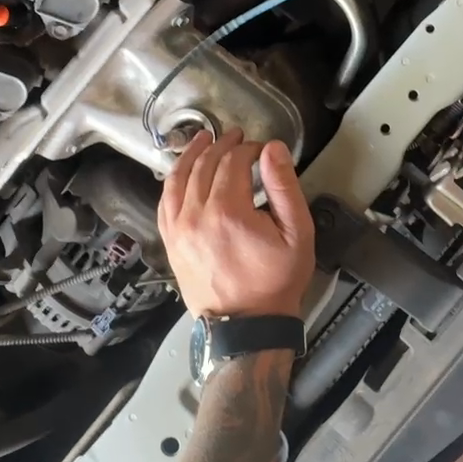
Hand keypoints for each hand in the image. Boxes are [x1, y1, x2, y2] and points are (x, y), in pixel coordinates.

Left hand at [159, 130, 314, 318]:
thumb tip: (272, 149)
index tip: (262, 150)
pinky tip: (183, 171)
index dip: (248, 148)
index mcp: (228, 211)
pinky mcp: (171, 242)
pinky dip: (174, 180)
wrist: (247, 325)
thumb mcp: (297, 232)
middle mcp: (196, 215)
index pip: (233, 162)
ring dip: (192, 154)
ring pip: (178, 179)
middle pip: (204, 165)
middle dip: (222, 145)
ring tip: (204, 139)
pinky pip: (165, 202)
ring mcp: (178, 230)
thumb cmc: (277, 279)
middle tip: (237, 136)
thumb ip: (284, 186)